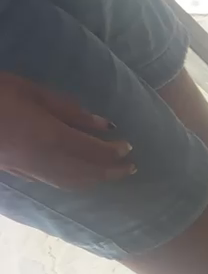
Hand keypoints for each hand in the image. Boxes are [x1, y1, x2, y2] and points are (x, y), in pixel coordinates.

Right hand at [0, 72, 133, 188]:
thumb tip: (107, 125)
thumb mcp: (30, 91)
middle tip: (131, 167)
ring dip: (96, 179)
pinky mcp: (11, 170)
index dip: (117, 151)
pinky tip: (77, 175)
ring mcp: (27, 168)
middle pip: (92, 172)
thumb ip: (71, 111)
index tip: (128, 146)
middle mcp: (46, 159)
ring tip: (109, 173)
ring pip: (73, 181)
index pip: (99, 152)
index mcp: (54, 138)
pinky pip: (51, 182)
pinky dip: (73, 181)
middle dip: (114, 170)